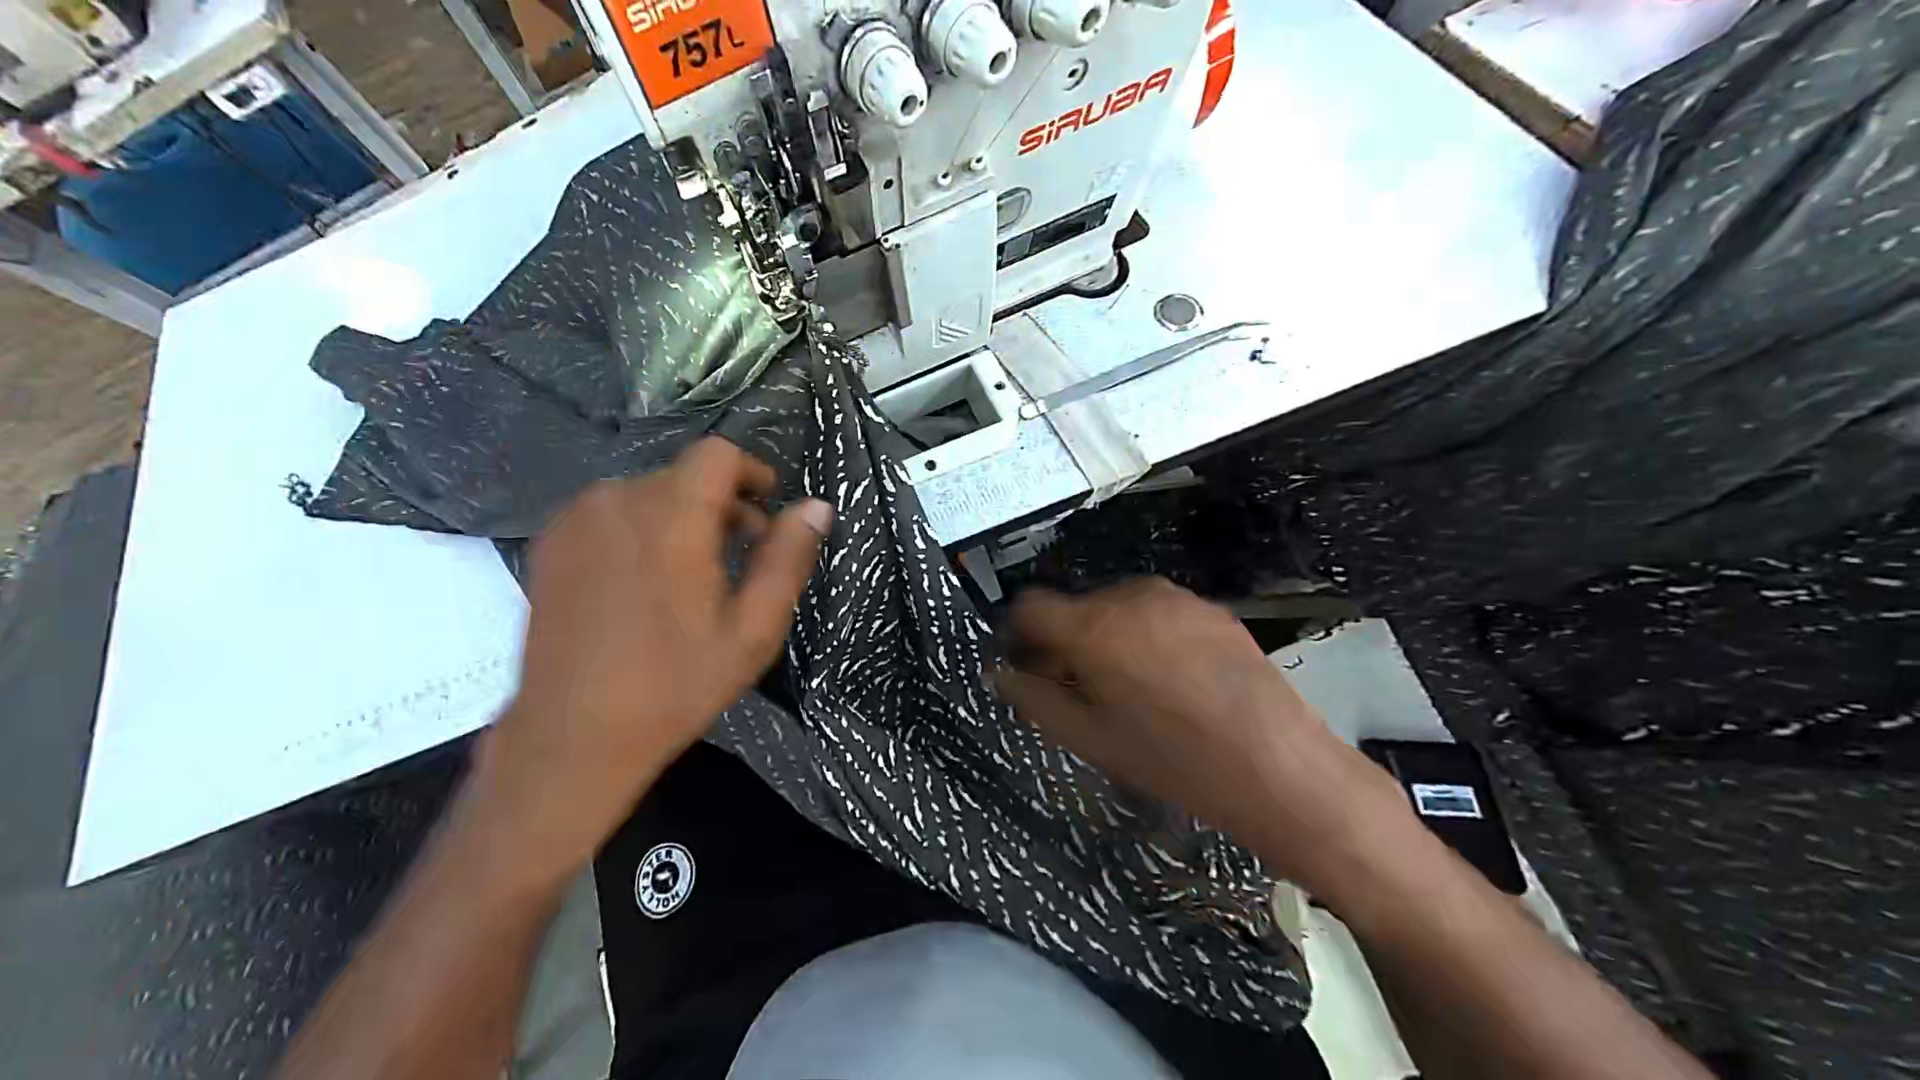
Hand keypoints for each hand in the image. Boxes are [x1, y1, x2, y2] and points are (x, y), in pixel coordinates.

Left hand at [473, 437, 831, 875]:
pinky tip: (645, 582)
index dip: (752, 472)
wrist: (572, 736)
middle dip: (721, 503)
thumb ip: (787, 558)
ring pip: (646, 492)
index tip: (768, 508)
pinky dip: (640, 529)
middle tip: (742, 554)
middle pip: (683, 475)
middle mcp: (617, 501)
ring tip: (694, 572)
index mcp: (672, 517)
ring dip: (680, 516)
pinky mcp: (549, 545)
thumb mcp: (753, 629)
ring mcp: (575, 521)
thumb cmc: (676, 684)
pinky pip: (609, 513)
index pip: (717, 454)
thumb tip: (817, 507)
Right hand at [994, 579, 1406, 892]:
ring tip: (1133, 686)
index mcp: (1092, 627)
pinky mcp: (1209, 607)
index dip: (1018, 633)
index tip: (1028, 664)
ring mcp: (1175, 597)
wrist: (1276, 764)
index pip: (1029, 605)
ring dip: (1107, 635)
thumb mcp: (1088, 739)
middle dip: (1067, 639)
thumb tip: (1001, 672)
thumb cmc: (1171, 760)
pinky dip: (1146, 634)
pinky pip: (1156, 612)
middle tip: (1083, 686)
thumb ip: (1034, 698)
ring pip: (1116, 606)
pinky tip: (1174, 679)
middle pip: (1074, 606)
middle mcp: (1129, 596)